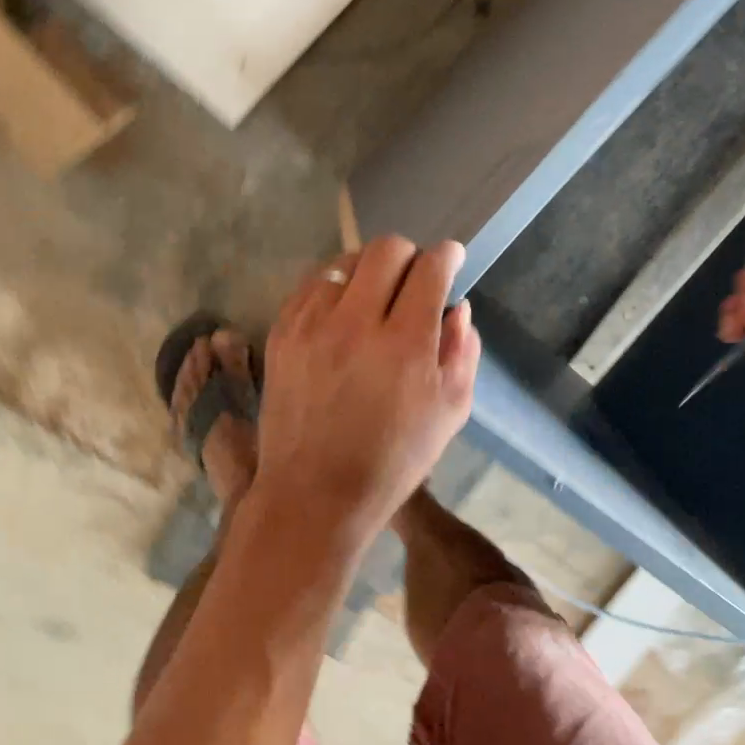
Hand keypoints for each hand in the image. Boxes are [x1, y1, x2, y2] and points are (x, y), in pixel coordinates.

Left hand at [255, 236, 481, 541]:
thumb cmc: (394, 460)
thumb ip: (463, 352)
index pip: (430, 268)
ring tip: (375, 295)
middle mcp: (357, 324)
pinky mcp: (282, 334)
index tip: (452, 258)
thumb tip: (457, 308)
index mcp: (406, 344)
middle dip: (410, 254)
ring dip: (369, 269)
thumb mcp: (451, 412)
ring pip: (345, 261)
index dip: (448, 255)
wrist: (315, 496)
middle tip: (414, 279)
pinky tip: (341, 310)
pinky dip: (333, 286)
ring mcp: (312, 326)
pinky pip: (311, 284)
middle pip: (386, 249)